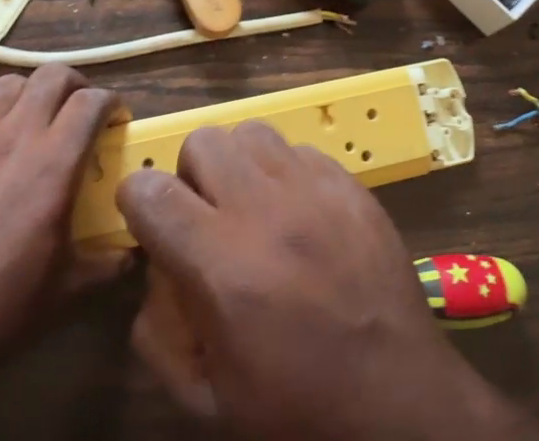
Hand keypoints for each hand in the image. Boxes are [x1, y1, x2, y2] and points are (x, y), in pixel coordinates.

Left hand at [0, 66, 127, 439]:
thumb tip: (131, 255)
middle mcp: (12, 138)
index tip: (117, 121)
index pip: (91, 102)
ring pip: (7, 85)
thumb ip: (107, 265)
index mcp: (53, 164)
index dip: (112, 103)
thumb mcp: (66, 291)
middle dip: (75, 86)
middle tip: (82, 112)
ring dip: (30, 94)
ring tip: (35, 122)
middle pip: (50, 76)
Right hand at [117, 123, 538, 439]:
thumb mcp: (205, 396)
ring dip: (239, 164)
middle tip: (208, 219)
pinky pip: (300, 150)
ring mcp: (315, 191)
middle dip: (191, 176)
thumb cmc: (297, 405)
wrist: (399, 401)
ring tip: (252, 207)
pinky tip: (299, 214)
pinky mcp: (353, 187)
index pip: (149, 189)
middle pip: (202, 142)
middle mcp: (266, 212)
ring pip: (252, 132)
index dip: (138, 204)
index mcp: (222, 264)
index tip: (154, 229)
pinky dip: (285, 172)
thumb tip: (156, 275)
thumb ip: (157, 334)